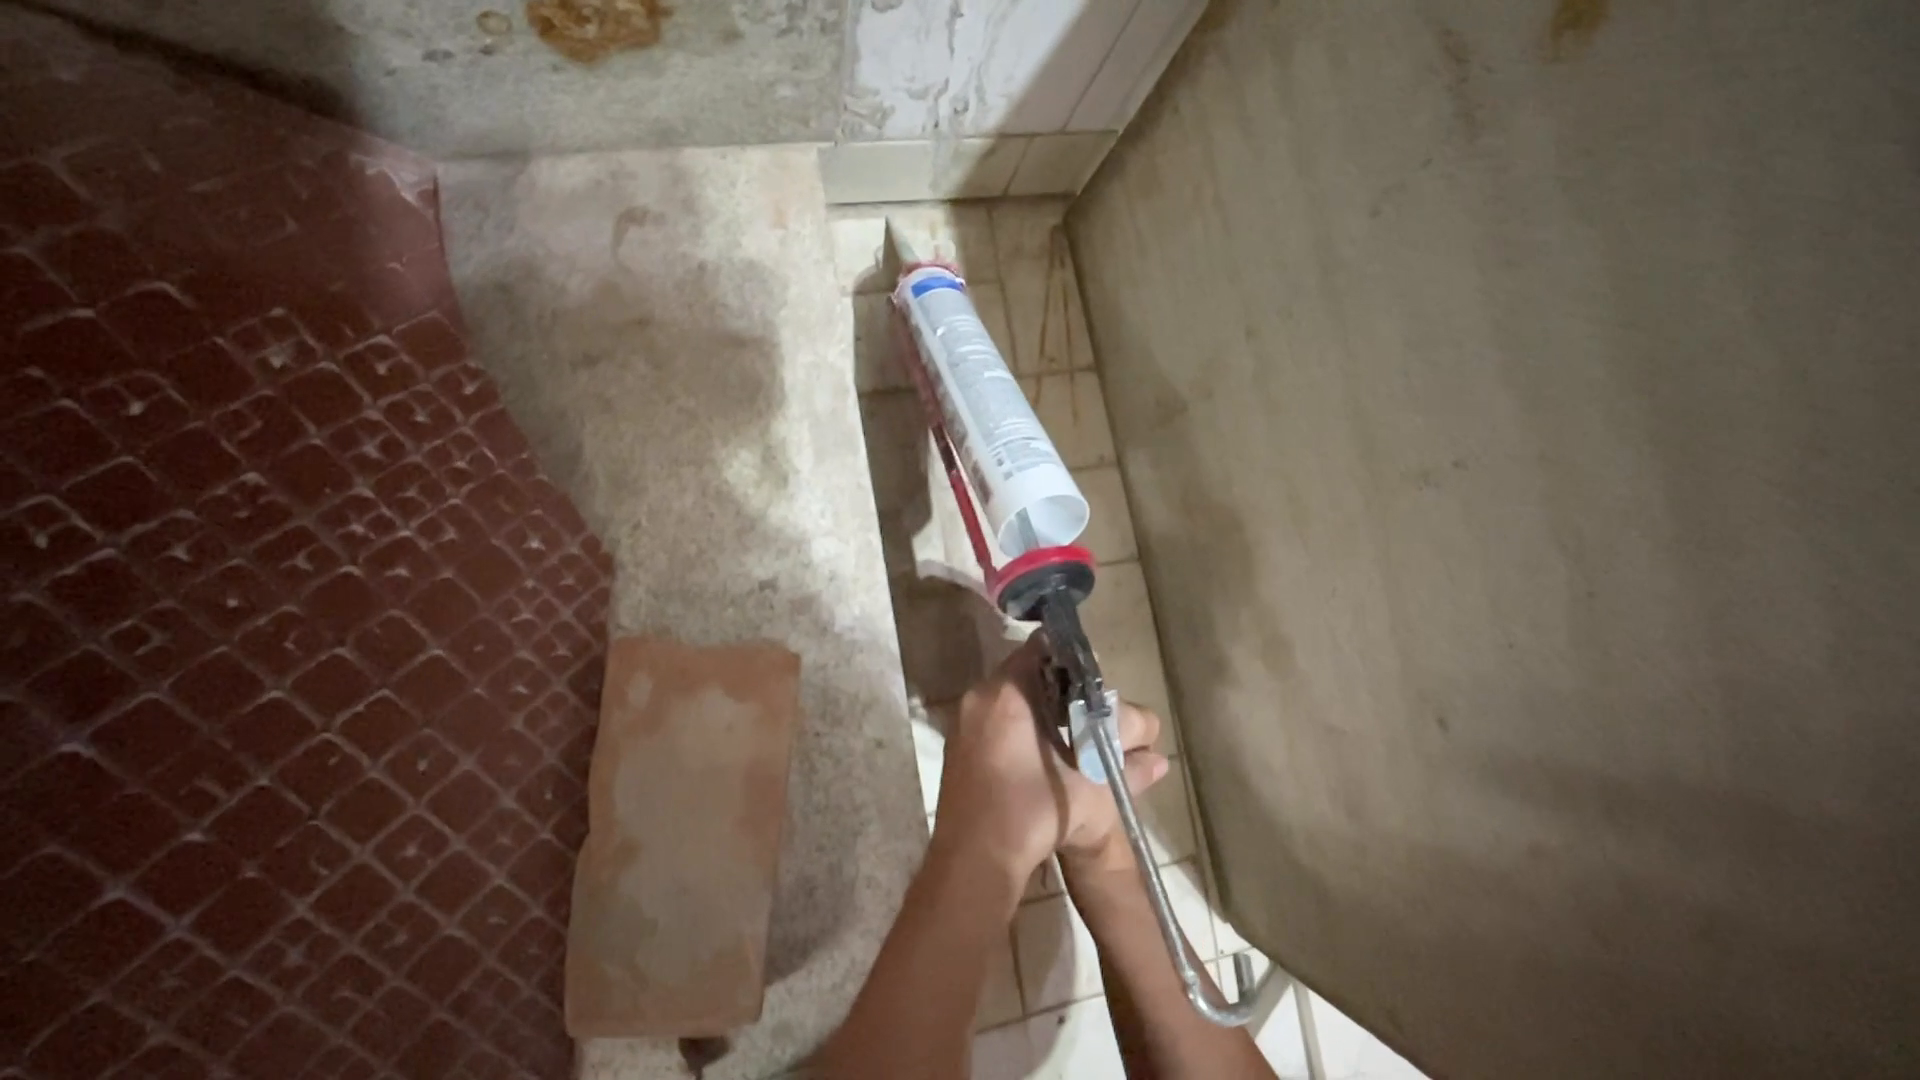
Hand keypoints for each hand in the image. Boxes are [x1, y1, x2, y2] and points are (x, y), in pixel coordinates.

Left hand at [930, 634, 1169, 886]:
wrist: (975, 861)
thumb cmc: (1034, 812)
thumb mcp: (1092, 787)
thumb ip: (1126, 765)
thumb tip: (1158, 760)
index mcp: (1007, 693)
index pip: (1044, 651)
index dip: (1078, 665)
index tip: (1099, 689)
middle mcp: (980, 699)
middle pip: (1031, 678)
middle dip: (1066, 697)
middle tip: (1094, 721)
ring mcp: (965, 726)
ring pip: (1015, 705)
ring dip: (1047, 718)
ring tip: (1077, 744)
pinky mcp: (962, 752)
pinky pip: (998, 727)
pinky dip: (1026, 735)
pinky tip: (1051, 763)